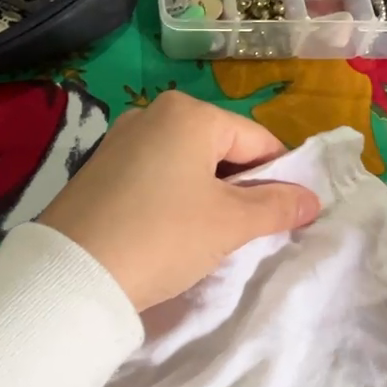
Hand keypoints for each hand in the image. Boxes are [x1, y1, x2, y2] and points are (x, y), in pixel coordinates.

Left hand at [39, 92, 321, 310]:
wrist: (74, 273)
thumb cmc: (163, 236)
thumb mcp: (229, 224)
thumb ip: (276, 207)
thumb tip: (312, 200)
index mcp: (189, 113)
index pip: (257, 139)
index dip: (279, 177)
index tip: (285, 216)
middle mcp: (152, 113)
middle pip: (220, 147)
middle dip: (240, 186)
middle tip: (243, 231)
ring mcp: (120, 139)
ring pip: (186, 162)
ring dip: (207, 194)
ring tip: (205, 235)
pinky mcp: (99, 168)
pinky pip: (154, 174)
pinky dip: (172, 197)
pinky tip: (168, 231)